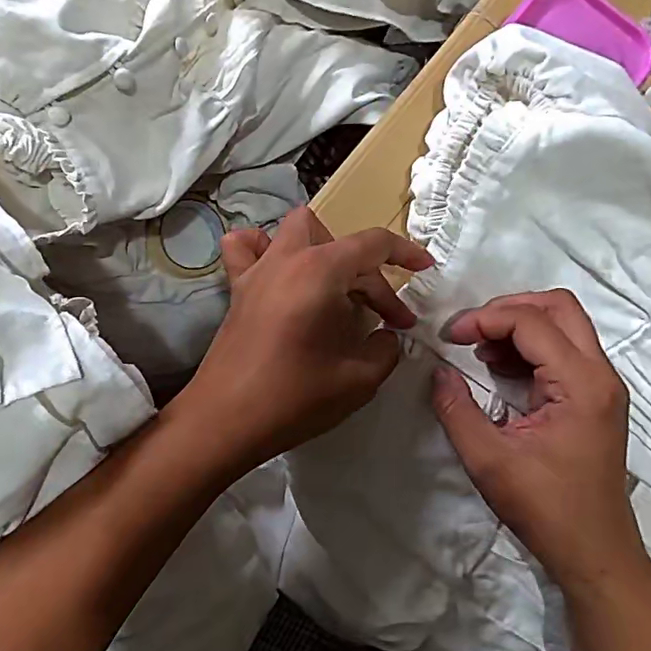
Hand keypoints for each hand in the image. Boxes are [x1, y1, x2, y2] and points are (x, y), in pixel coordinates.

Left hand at [170, 208, 434, 477]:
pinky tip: (280, 274)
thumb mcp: (359, 379)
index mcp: (320, 271)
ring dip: (321, 250)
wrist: (226, 419)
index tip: (425, 270)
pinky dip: (265, 249)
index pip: (372, 243)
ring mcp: (256, 271)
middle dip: (365, 269)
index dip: (405, 253)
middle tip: (377, 313)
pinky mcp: (237, 290)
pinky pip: (245, 248)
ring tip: (333, 289)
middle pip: (336, 240)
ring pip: (293, 231)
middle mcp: (286, 259)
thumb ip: (385, 349)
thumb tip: (387, 335)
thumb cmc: (295, 398)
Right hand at [429, 290, 641, 588]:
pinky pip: (563, 350)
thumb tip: (438, 371)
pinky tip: (498, 370)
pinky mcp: (594, 399)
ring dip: (517, 325)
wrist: (594, 553)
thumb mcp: (486, 458)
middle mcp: (600, 375)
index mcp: (581, 384)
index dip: (483, 319)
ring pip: (563, 324)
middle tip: (469, 331)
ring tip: (479, 351)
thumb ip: (456, 408)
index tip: (448, 338)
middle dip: (507, 308)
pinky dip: (527, 346)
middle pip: (559, 307)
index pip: (531, 322)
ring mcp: (601, 386)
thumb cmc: (544, 507)